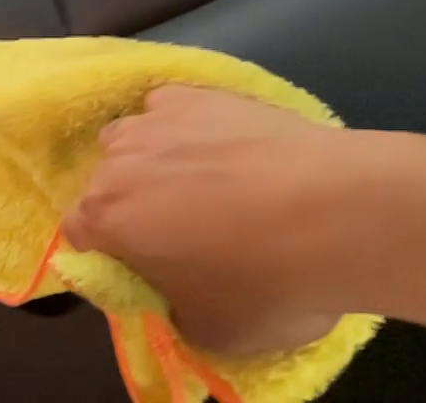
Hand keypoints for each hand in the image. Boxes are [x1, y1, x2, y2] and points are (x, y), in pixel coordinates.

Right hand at [62, 86, 370, 355]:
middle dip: (133, 206)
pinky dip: (187, 130)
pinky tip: (228, 150)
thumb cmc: (271, 281)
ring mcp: (150, 119)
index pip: (80, 233)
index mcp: (105, 216)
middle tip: (185, 232)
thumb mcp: (215, 332)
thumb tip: (165, 293)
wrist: (344, 212)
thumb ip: (168, 310)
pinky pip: (172, 112)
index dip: (110, 253)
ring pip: (133, 141)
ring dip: (153, 163)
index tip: (149, 269)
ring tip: (209, 186)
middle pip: (106, 184)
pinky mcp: (192, 94)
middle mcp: (113, 160)